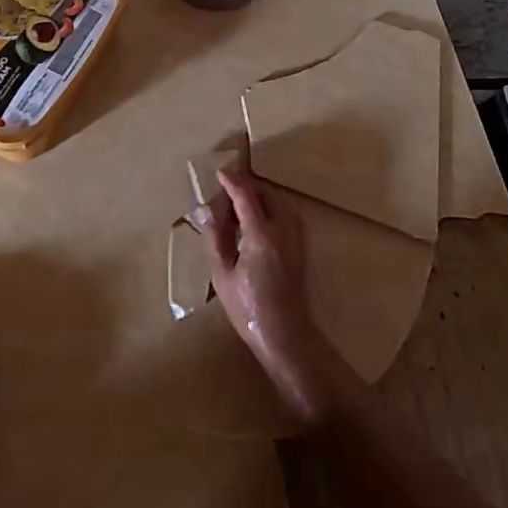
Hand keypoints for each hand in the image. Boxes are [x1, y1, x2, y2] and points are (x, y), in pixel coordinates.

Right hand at [193, 164, 354, 422]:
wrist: (285, 335)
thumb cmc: (248, 308)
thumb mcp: (222, 274)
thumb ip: (216, 237)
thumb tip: (206, 211)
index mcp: (262, 234)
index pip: (246, 195)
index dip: (232, 181)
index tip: (220, 173)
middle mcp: (283, 229)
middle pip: (266, 193)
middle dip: (246, 187)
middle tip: (225, 194)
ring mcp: (296, 237)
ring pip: (278, 202)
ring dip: (259, 197)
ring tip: (237, 208)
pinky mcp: (300, 246)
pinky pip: (285, 214)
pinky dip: (270, 208)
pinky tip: (255, 223)